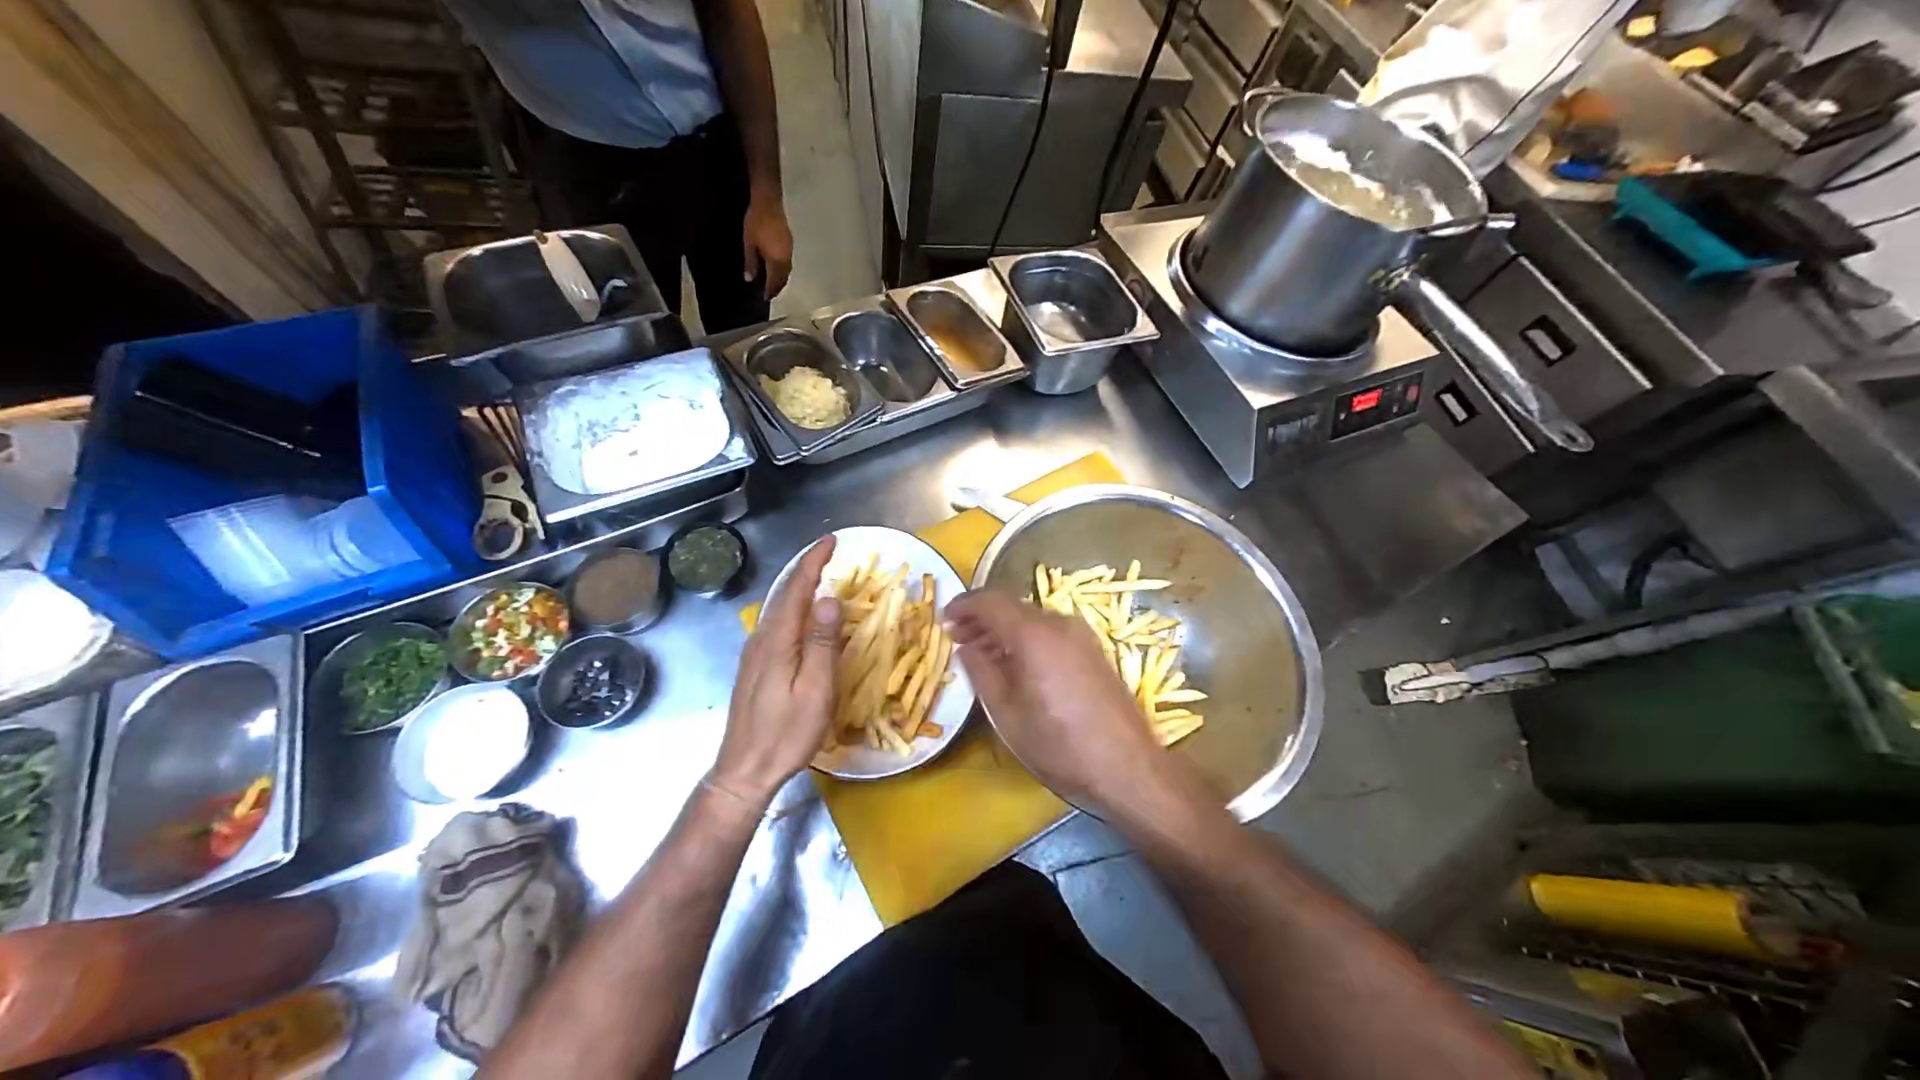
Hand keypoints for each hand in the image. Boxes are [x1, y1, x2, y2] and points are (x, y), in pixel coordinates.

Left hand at [714, 536, 839, 804]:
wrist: (745, 769)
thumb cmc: (786, 734)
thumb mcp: (815, 690)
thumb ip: (822, 643)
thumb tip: (829, 599)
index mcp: (778, 640)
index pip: (797, 589)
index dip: (814, 562)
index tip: (832, 541)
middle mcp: (762, 639)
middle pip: (785, 594)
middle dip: (807, 569)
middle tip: (831, 554)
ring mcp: (755, 654)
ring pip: (779, 608)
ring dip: (800, 587)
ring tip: (822, 577)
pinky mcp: (755, 667)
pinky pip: (777, 624)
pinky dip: (794, 608)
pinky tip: (804, 618)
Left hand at [742, 187, 792, 299]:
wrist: (768, 202)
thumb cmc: (756, 223)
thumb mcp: (749, 244)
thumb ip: (751, 263)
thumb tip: (749, 279)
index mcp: (776, 261)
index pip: (774, 281)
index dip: (770, 291)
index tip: (765, 298)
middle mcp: (785, 259)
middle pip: (784, 278)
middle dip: (777, 288)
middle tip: (770, 294)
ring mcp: (789, 251)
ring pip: (787, 271)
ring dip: (781, 280)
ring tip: (774, 284)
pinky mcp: (790, 244)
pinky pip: (788, 263)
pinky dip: (783, 270)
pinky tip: (777, 269)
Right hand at [946, 589, 1169, 812]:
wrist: (1127, 766)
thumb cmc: (1058, 744)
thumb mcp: (1006, 713)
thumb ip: (981, 672)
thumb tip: (966, 647)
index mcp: (1034, 634)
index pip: (990, 601)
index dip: (964, 606)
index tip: (944, 618)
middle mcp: (1060, 624)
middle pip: (1013, 607)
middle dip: (982, 619)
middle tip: (958, 638)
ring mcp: (1082, 636)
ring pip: (1033, 619)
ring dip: (1005, 630)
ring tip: (983, 653)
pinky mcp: (1094, 652)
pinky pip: (1051, 633)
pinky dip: (1027, 639)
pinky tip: (1017, 665)